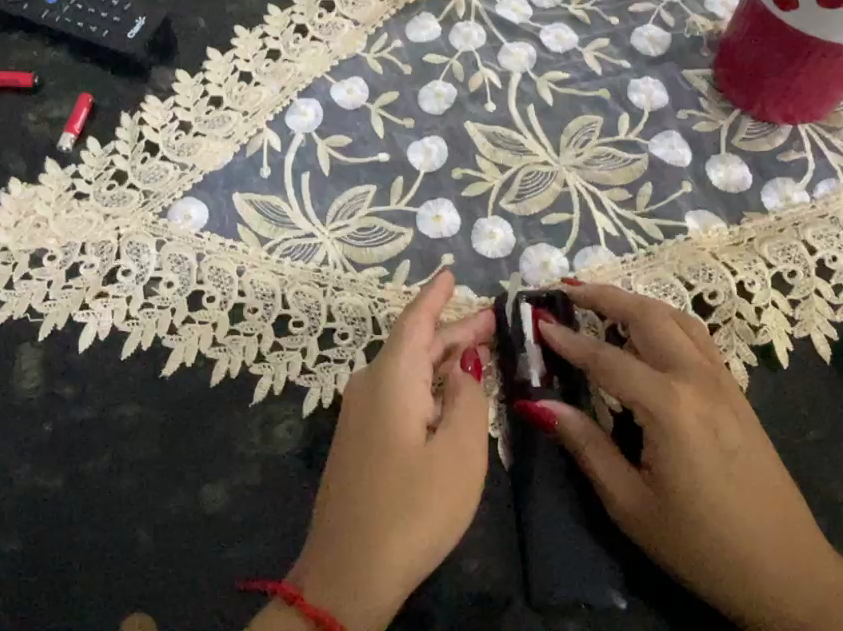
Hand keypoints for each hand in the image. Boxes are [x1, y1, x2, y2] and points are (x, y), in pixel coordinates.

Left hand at [253, 269, 494, 630]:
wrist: (347, 570)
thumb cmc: (412, 509)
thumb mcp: (458, 453)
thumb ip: (467, 399)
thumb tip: (464, 364)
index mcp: (391, 377)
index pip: (415, 320)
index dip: (436, 295)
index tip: (451, 272)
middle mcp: (370, 385)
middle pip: (414, 345)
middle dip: (453, 330)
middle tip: (494, 322)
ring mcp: (361, 414)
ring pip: (407, 371)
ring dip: (442, 359)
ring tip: (480, 350)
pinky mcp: (360, 440)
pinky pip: (398, 394)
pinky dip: (428, 385)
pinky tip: (449, 396)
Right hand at [523, 283, 842, 630]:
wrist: (786, 573)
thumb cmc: (700, 546)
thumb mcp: (629, 504)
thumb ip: (585, 445)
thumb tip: (539, 403)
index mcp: (669, 406)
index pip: (606, 358)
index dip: (568, 340)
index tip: (536, 320)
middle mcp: (698, 380)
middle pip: (648, 316)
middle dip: (605, 296)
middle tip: (566, 292)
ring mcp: (724, 383)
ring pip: (678, 319)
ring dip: (637, 302)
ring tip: (602, 301)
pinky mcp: (737, 395)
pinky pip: (697, 338)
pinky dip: (665, 321)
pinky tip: (648, 333)